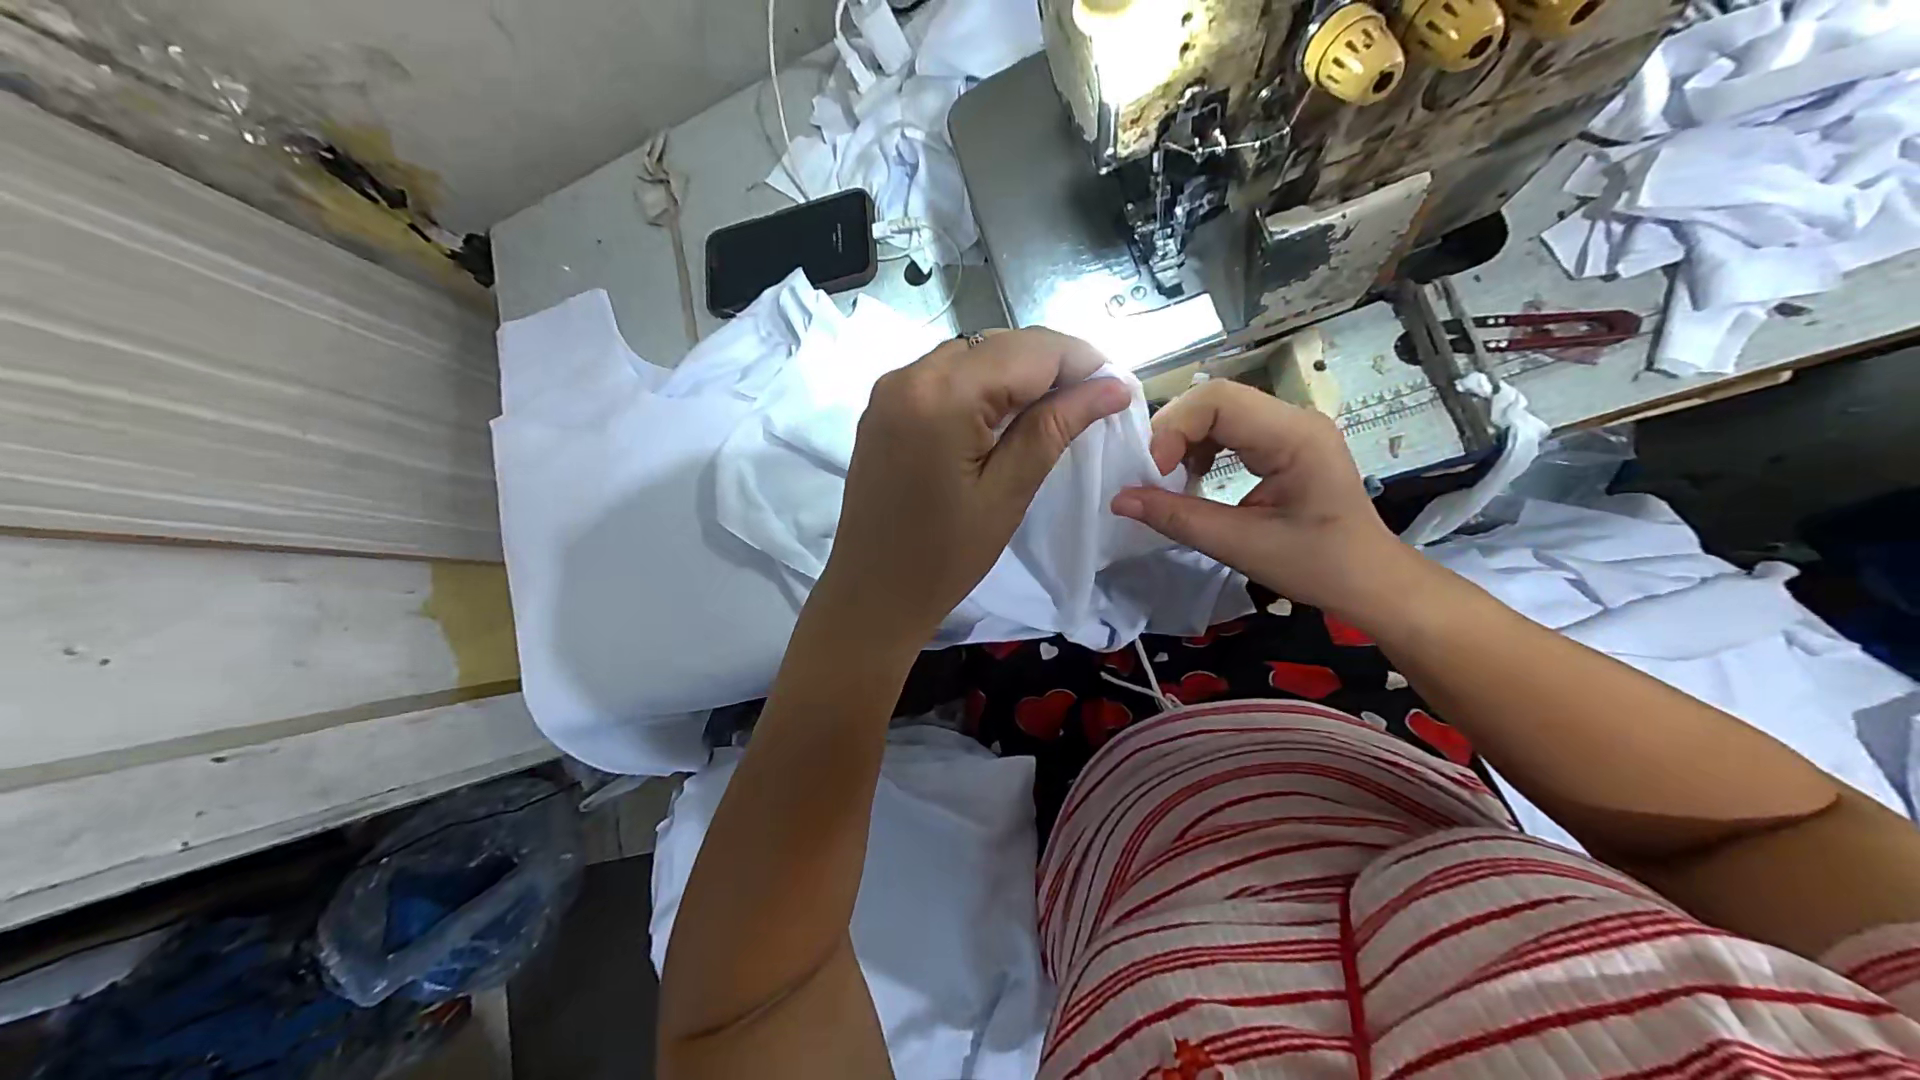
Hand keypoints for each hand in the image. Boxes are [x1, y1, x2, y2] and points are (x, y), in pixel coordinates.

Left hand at [813, 328, 1130, 642]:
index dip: (1080, 359)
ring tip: (1055, 409)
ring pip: (973, 354)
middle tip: (1092, 400)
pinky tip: (1004, 414)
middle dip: (1051, 364)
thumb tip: (1112, 386)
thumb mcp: (1008, 492)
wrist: (872, 593)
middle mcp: (909, 374)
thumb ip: (1056, 427)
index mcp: (941, 395)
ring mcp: (891, 388)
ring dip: (1018, 372)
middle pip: (999, 344)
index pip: (1029, 350)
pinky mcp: (884, 405)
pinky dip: (983, 383)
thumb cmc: (944, 557)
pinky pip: (945, 374)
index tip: (1116, 385)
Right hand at [1109, 379, 1425, 623]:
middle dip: (1172, 434)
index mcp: (1294, 435)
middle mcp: (1292, 420)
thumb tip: (1120, 499)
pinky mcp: (1279, 445)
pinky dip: (1198, 450)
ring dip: (1182, 441)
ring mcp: (1287, 429)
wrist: (1371, 582)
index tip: (1151, 475)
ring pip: (1215, 413)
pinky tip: (1190, 479)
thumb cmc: (1319, 566)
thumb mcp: (1243, 546)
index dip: (1173, 429)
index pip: (1217, 400)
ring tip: (1165, 480)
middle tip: (1149, 477)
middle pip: (1213, 400)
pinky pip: (1227, 431)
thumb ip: (1179, 518)